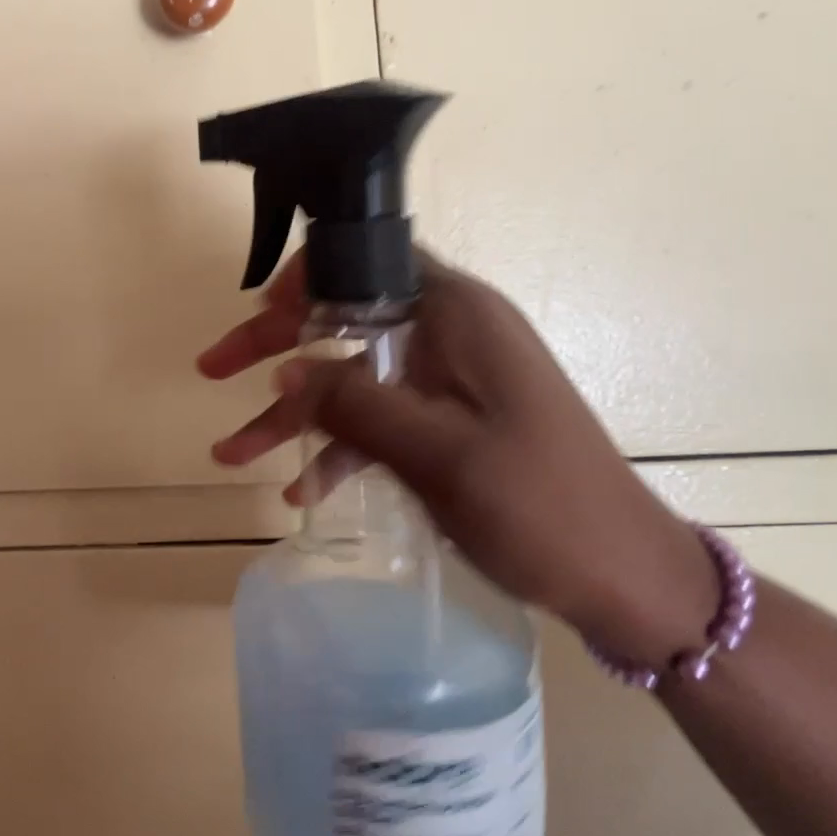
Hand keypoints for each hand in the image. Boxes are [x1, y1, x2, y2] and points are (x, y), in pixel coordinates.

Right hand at [199, 250, 717, 663]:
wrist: (624, 576)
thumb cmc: (540, 506)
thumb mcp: (437, 454)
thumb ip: (353, 404)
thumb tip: (283, 371)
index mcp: (456, 315)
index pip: (369, 259)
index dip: (306, 277)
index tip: (258, 314)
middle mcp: (448, 333)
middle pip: (342, 317)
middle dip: (273, 346)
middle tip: (212, 368)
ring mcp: (447, 379)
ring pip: (349, 374)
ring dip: (291, 413)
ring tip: (230, 453)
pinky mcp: (447, 420)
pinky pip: (376, 417)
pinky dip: (336, 446)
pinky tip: (301, 489)